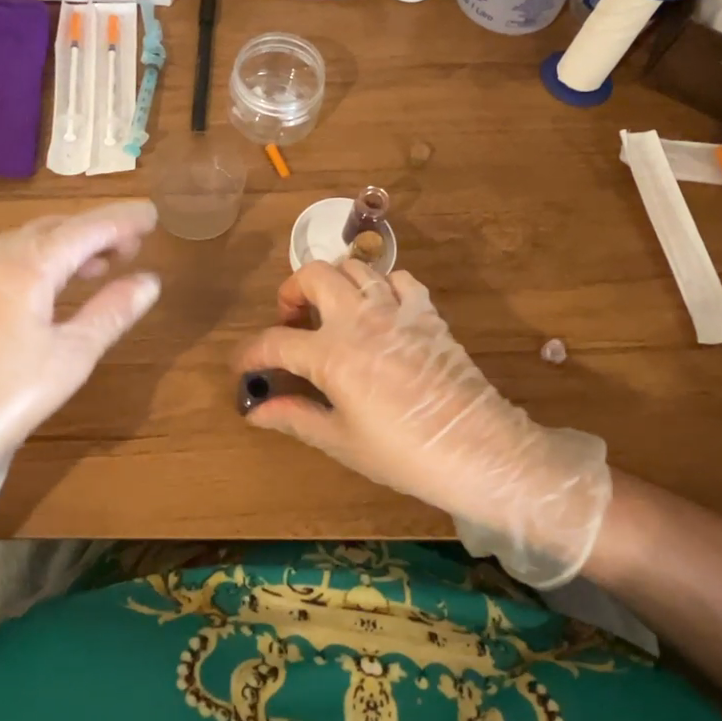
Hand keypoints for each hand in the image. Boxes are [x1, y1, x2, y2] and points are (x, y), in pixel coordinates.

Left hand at [0, 201, 161, 542]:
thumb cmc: (11, 398)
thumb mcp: (73, 356)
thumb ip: (112, 310)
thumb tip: (150, 280)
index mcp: (24, 267)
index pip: (83, 229)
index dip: (121, 220)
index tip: (152, 214)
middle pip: (50, 230)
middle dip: (92, 233)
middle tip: (129, 249)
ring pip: (19, 246)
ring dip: (59, 250)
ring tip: (92, 270)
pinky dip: (26, 267)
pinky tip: (39, 292)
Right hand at [236, 260, 610, 587]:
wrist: (478, 450)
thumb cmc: (403, 453)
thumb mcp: (341, 441)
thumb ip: (294, 416)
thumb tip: (256, 409)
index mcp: (331, 354)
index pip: (274, 341)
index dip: (250, 354)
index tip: (243, 368)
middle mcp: (358, 319)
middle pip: (311, 275)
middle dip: (291, 293)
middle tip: (291, 323)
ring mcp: (395, 309)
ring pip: (353, 267)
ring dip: (333, 283)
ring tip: (330, 314)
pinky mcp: (425, 311)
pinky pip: (396, 279)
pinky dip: (378, 286)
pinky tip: (376, 313)